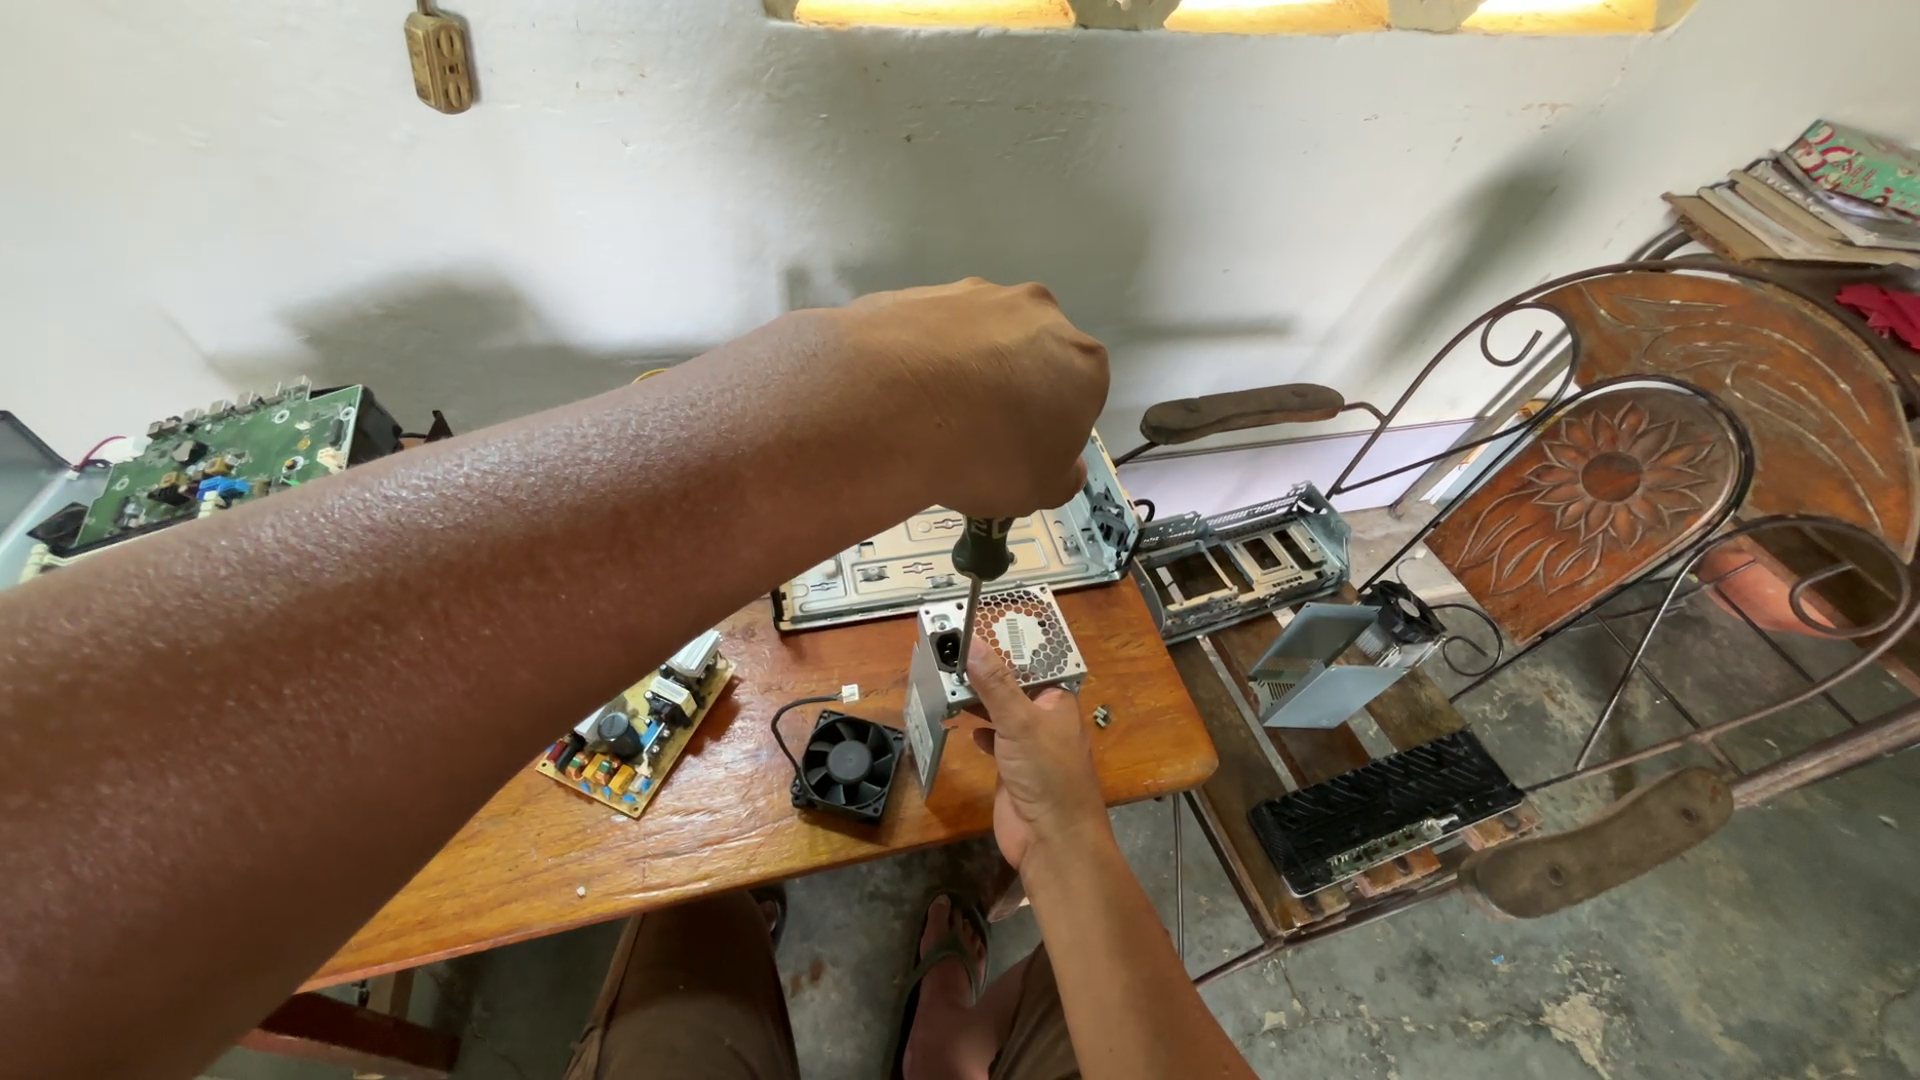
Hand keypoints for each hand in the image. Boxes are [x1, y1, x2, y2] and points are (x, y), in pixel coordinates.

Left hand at [833, 278, 1109, 519]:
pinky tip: (900, 396)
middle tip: (975, 436)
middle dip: (1010, 391)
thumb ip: (1064, 475)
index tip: (1020, 455)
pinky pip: (926, 335)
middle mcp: (1036, 312)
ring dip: (963, 372)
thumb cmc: (988, 455)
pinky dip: (919, 361)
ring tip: (929, 418)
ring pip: (976, 341)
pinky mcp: (917, 293)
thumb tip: (1067, 465)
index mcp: (1081, 359)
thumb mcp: (1042, 491)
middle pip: (1030, 358)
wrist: (892, 406)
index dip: (1050, 430)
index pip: (1079, 397)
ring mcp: (973, 295)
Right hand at [964, 639, 1110, 871]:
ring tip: (948, 680)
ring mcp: (1029, 744)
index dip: (1005, 644)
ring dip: (977, 699)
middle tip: (949, 650)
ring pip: (1000, 711)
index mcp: (1057, 700)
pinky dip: (979, 729)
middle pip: (1011, 685)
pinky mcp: (1013, 767)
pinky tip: (965, 723)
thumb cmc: (1047, 775)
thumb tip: (973, 643)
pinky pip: (993, 738)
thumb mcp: (1020, 722)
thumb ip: (995, 684)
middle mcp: (1044, 718)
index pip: (1031, 661)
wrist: (1053, 841)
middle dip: (985, 671)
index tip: (974, 626)